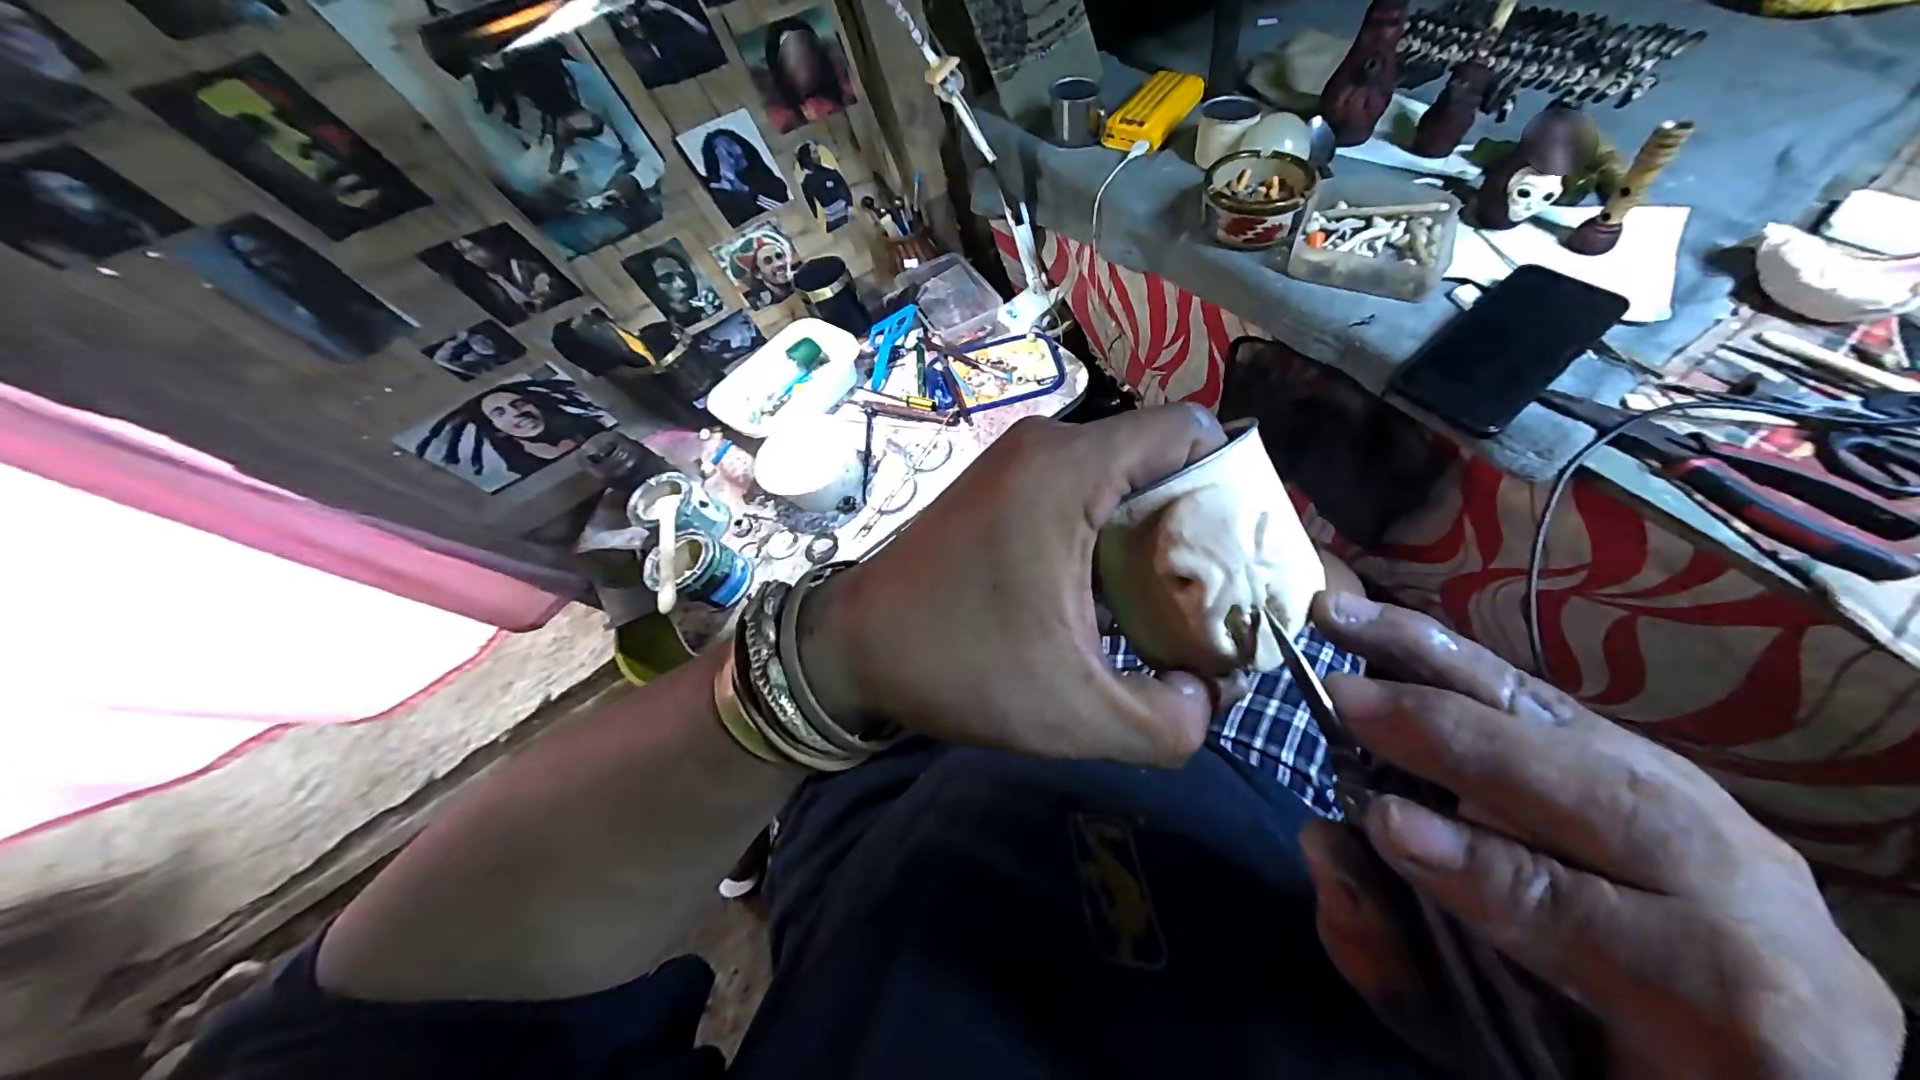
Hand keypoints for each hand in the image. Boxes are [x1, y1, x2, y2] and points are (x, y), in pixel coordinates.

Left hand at [798, 406, 1229, 765]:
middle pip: (1160, 456)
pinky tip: (1107, 593)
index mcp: (1070, 470)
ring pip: (1120, 475)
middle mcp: (1046, 445)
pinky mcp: (999, 485)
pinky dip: (1109, 532)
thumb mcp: (1073, 714)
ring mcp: (1016, 460)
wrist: (849, 648)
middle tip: (1213, 591)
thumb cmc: (956, 666)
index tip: (1241, 554)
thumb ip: (1171, 722)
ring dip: (1152, 531)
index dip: (1235, 485)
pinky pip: (1080, 490)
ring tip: (1165, 600)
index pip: (1191, 430)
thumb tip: (1208, 696)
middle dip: (1199, 520)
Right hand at [1297, 593, 1904, 1078]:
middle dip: (1454, 739)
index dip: (1481, 868)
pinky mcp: (1650, 759)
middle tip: (1340, 697)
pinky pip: (1546, 702)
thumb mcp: (1490, 1044)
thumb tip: (1322, 842)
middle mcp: (1731, 881)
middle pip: (1596, 793)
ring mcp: (1696, 803)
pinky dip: (1459, 661)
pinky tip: (1393, 634)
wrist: (1748, 1033)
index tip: (1381, 822)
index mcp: (1720, 997)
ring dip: (1441, 662)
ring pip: (1568, 721)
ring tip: (1344, 618)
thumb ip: (1396, 962)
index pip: (1583, 918)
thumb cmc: (1593, 1051)